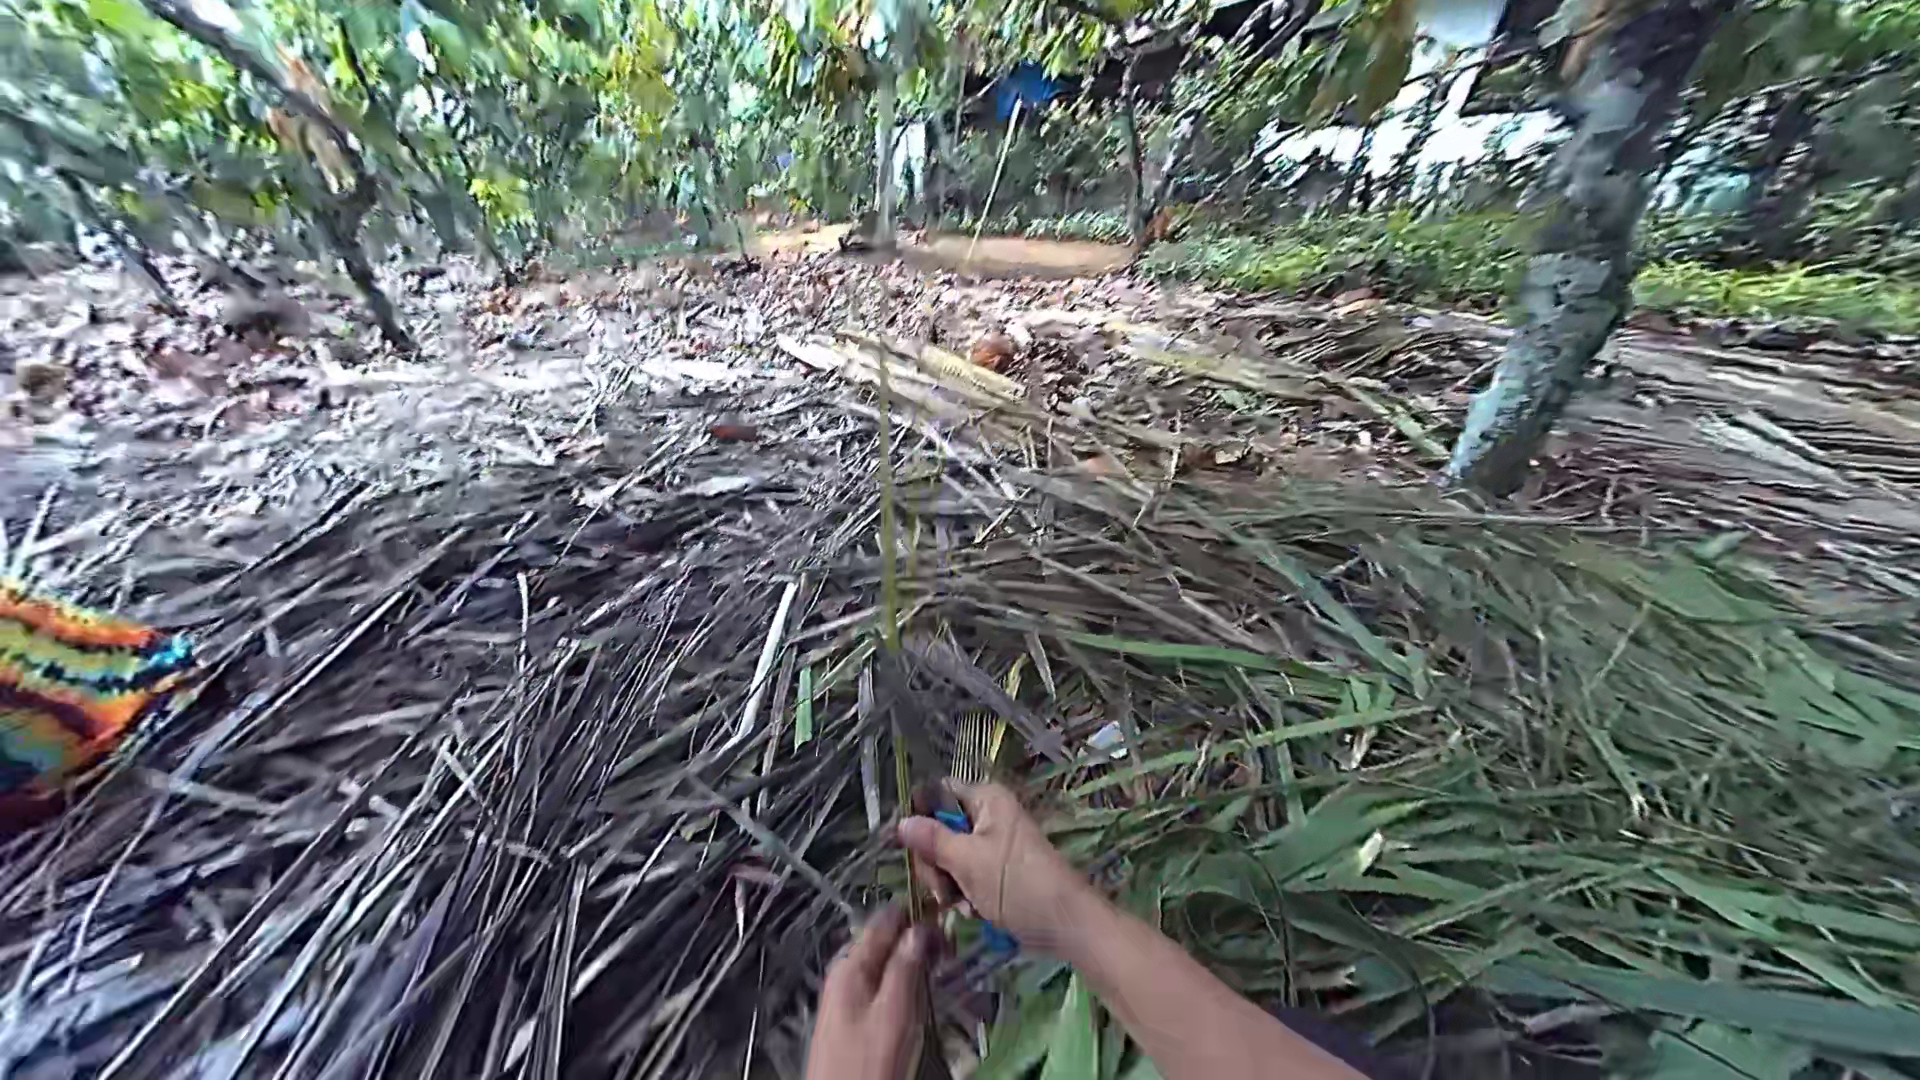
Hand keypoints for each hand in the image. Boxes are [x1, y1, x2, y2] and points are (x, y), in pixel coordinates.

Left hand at [804, 905, 934, 1079]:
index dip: (917, 915)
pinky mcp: (851, 1018)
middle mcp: (845, 971)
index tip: (947, 924)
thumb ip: (905, 966)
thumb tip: (920, 927)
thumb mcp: (893, 1015)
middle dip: (917, 940)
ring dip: (912, 962)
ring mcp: (846, 996)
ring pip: (885, 963)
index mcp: (852, 964)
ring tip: (940, 970)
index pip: (887, 919)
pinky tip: (918, 994)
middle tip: (949, 953)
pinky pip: (880, 985)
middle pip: (886, 940)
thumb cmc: (868, 1065)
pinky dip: (901, 982)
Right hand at [896, 781, 1097, 954]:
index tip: (906, 847)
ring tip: (962, 905)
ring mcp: (995, 841)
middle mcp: (989, 813)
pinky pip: (967, 873)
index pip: (938, 794)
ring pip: (950, 855)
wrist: (1066, 924)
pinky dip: (965, 892)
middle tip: (943, 891)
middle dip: (936, 863)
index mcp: (985, 799)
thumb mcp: (968, 861)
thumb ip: (932, 840)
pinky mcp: (999, 868)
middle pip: (940, 828)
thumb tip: (901, 822)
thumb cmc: (1018, 885)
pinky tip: (973, 911)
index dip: (919, 816)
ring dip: (949, 883)